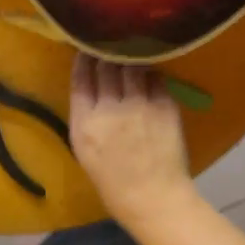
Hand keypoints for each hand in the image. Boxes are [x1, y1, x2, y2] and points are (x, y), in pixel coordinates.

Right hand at [69, 56, 195, 223]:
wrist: (154, 199)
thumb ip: (86, 115)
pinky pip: (155, 79)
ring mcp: (139, 106)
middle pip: (105, 67)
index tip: (86, 49)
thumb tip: (91, 83)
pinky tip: (149, 75)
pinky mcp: (164, 106)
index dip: (83, 59)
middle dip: (106, 53)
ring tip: (131, 54)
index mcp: (84, 123)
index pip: (80, 78)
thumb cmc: (113, 182)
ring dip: (129, 59)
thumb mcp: (85, 150)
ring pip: (131, 67)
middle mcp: (110, 110)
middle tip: (110, 46)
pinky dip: (150, 74)